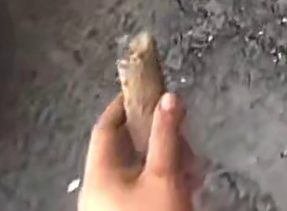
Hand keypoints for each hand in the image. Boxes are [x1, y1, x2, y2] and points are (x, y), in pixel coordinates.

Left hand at [81, 93, 192, 210]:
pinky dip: (159, 177)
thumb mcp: (163, 174)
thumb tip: (169, 95)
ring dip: (164, 157)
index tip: (149, 87)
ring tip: (190, 163)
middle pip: (124, 145)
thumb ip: (165, 132)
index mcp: (98, 175)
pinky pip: (138, 187)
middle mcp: (96, 189)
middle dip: (157, 133)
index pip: (105, 125)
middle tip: (181, 128)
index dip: (125, 102)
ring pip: (136, 167)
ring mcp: (106, 206)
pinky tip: (184, 182)